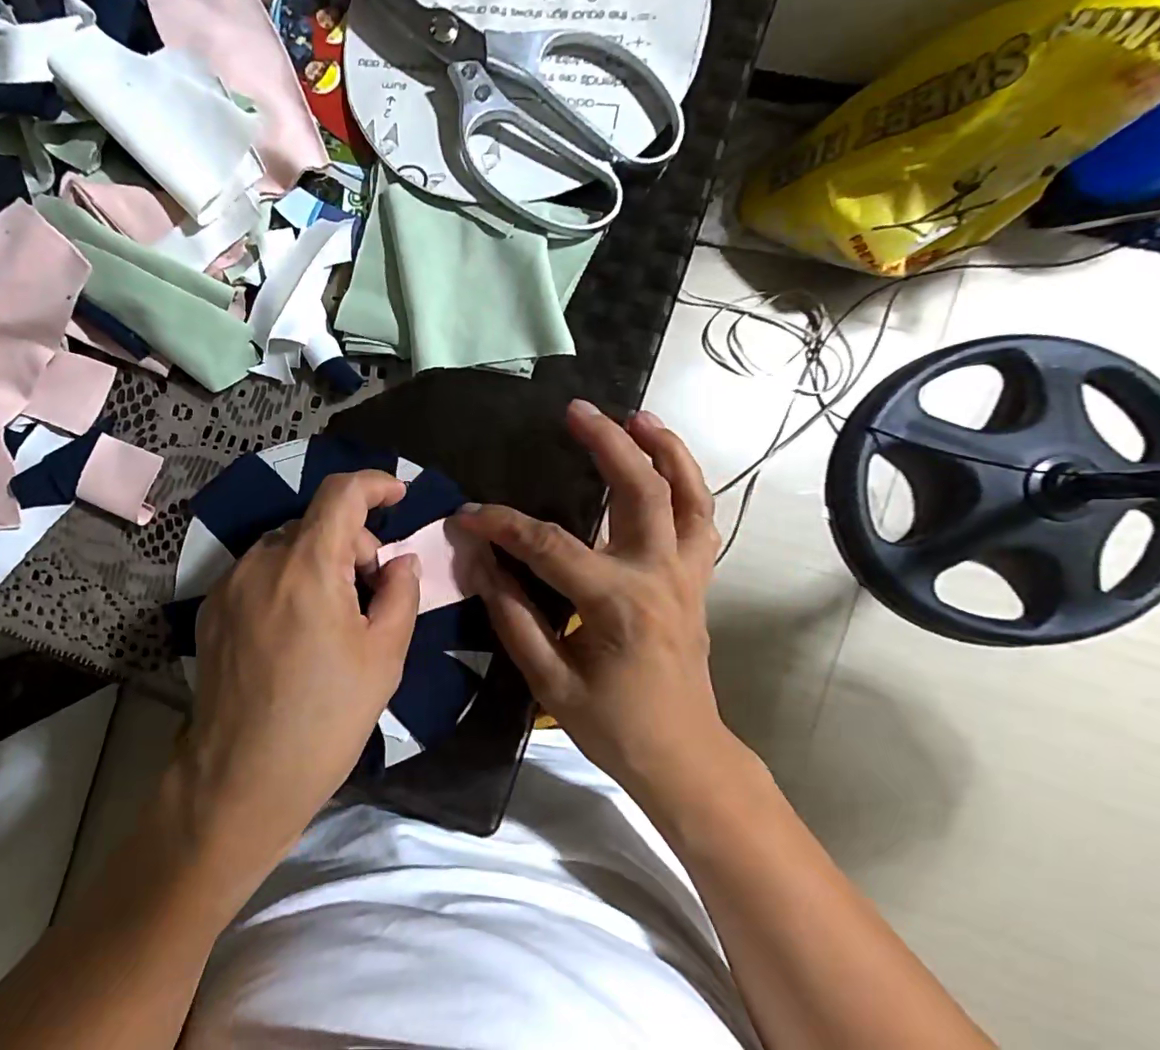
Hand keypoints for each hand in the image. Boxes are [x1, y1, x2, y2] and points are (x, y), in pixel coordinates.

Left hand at [181, 471, 421, 869]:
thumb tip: (399, 560)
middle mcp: (259, 561)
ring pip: (282, 549)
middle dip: (350, 542)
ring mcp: (228, 584)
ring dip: (315, 563)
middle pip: (312, 524)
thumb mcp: (384, 656)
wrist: (244, 772)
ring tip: (333, 617)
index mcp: (306, 564)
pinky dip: (284, 582)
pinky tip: (293, 632)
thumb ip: (399, 592)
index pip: (340, 494)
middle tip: (372, 590)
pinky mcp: (210, 609)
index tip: (397, 496)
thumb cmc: (326, 717)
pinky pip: (256, 575)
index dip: (374, 484)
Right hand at [455, 400, 737, 793]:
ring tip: (637, 416)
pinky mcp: (695, 582)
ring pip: (689, 497)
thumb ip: (510, 611)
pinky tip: (665, 467)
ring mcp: (687, 576)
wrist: (682, 756)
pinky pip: (700, 521)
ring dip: (666, 451)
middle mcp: (659, 577)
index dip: (501, 524)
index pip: (548, 545)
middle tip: (577, 411)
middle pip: (641, 493)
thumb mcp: (545, 676)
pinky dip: (687, 485)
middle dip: (609, 446)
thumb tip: (479, 559)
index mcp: (616, 603)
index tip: (466, 515)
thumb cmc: (610, 723)